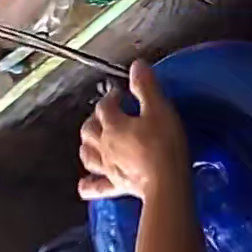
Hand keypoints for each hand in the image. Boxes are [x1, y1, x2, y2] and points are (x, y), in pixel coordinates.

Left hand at [78, 61, 189, 200]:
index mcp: (114, 125)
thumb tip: (137, 65)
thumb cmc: (164, 145)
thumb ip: (147, 87)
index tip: (121, 92)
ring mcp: (107, 167)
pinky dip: (88, 183)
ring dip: (88, 144)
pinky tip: (86, 182)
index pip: (105, 106)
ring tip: (94, 138)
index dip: (111, 97)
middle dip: (95, 118)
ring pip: (87, 153)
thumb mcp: (159, 109)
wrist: (165, 183)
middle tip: (107, 113)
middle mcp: (105, 146)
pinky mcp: (115, 186)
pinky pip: (96, 186)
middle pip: (90, 129)